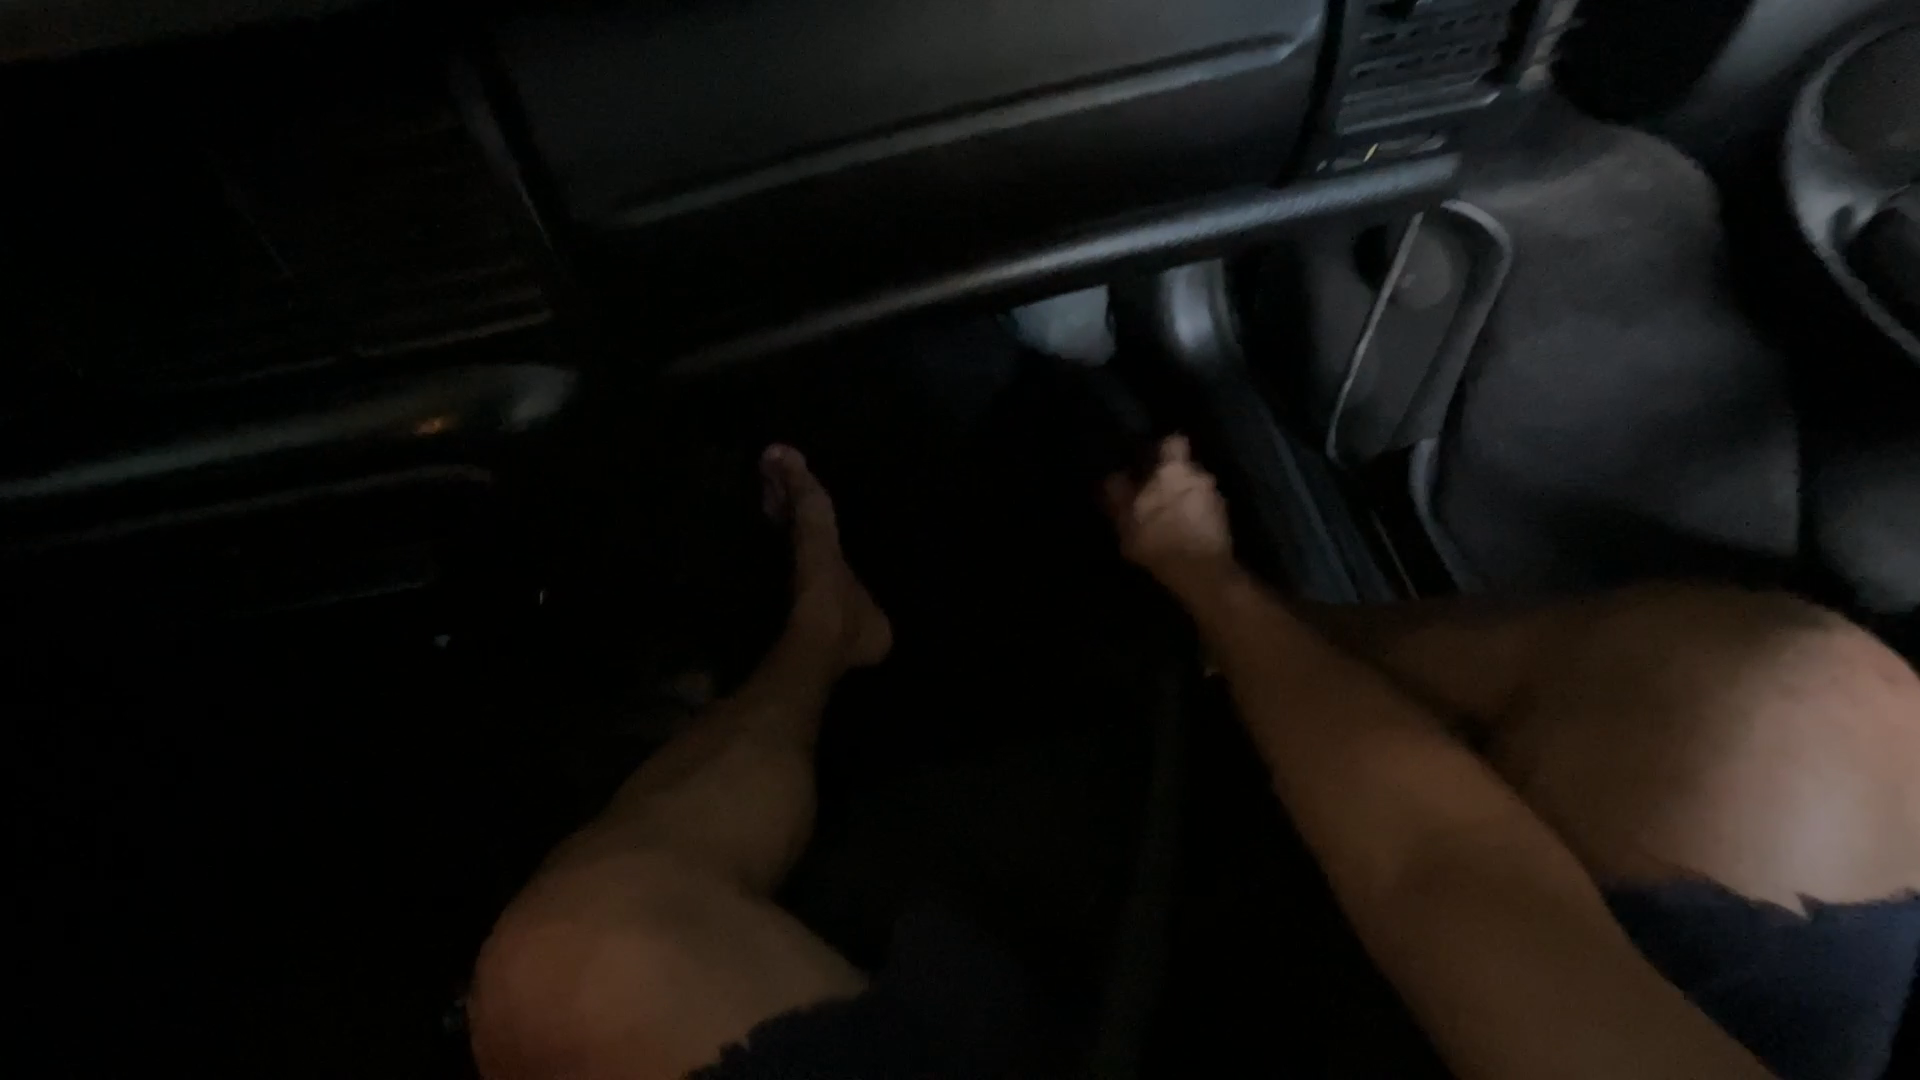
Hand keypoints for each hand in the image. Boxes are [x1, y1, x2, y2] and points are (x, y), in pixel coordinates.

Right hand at [1105, 436, 1234, 596]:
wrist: (1200, 571)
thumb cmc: (1156, 538)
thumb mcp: (1125, 519)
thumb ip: (1118, 494)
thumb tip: (1114, 477)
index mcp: (1173, 469)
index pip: (1173, 441)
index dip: (1162, 448)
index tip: (1150, 460)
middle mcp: (1200, 475)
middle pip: (1185, 468)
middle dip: (1172, 479)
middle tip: (1154, 496)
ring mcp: (1216, 498)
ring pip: (1196, 489)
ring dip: (1184, 500)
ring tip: (1168, 520)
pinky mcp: (1225, 521)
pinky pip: (1206, 510)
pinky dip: (1195, 517)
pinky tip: (1182, 534)